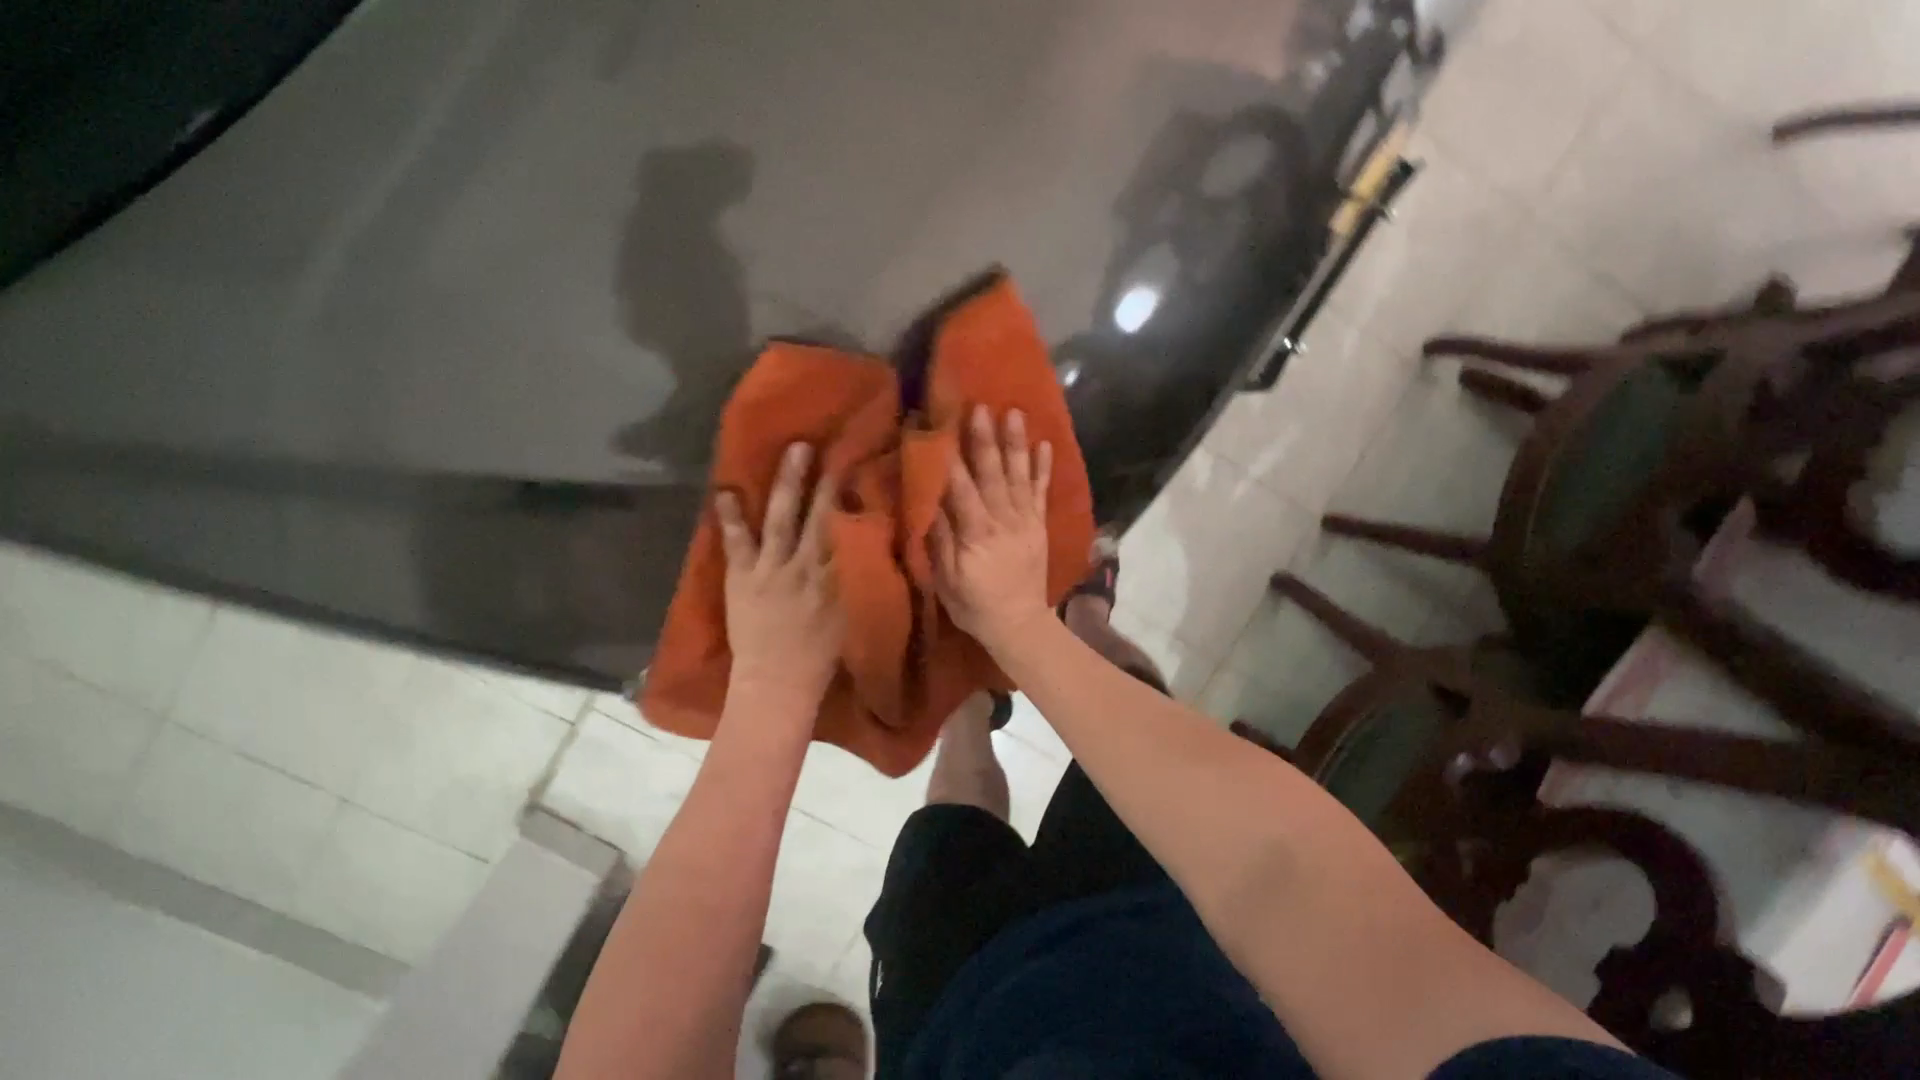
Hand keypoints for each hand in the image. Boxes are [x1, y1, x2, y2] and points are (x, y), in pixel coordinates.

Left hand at [716, 443, 845, 703]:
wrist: (779, 685)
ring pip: (783, 518)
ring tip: (796, 449)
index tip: (868, 468)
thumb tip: (876, 546)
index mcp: (838, 579)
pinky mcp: (743, 577)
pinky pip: (736, 541)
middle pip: (821, 516)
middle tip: (835, 445)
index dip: (859, 497)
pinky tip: (725, 491)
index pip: (852, 530)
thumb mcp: (855, 618)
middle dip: (828, 479)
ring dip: (789, 482)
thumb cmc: (823, 657)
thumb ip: (863, 580)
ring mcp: (773, 569)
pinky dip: (730, 516)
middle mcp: (808, 567)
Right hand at [930, 405, 1054, 653]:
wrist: (1020, 625)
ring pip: (1019, 476)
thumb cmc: (975, 605)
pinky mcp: (1039, 526)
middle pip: (993, 476)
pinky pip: (1041, 493)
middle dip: (985, 440)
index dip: (952, 461)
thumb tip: (930, 503)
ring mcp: (1025, 522)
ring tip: (1013, 412)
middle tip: (979, 408)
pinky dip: (1043, 468)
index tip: (942, 431)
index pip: (962, 491)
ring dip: (1015, 444)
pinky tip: (1044, 444)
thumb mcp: (948, 580)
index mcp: (976, 536)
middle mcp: (1003, 522)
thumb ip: (941, 541)